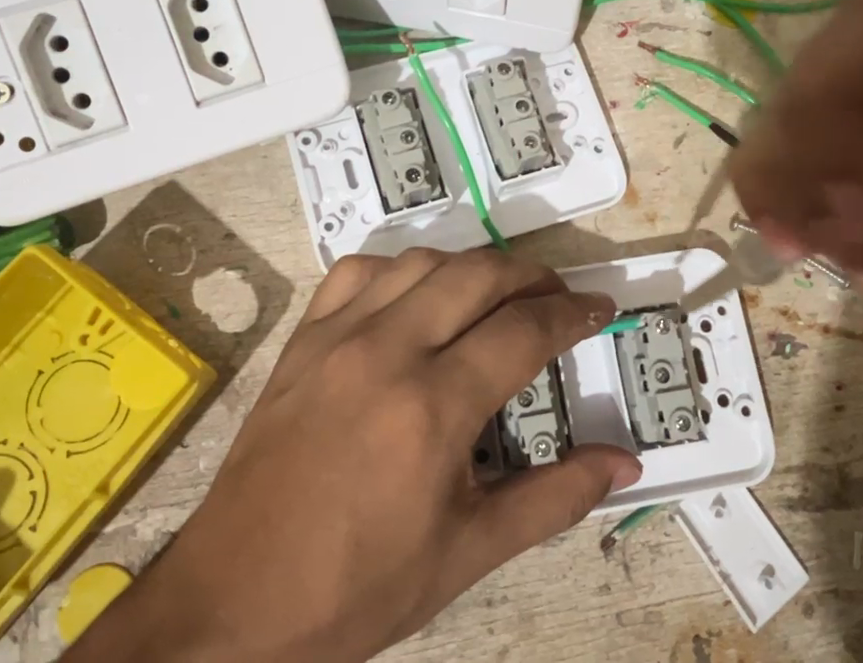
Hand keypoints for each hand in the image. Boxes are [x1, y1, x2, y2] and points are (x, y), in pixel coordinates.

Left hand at [68, 249, 639, 662]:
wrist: (237, 599)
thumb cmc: (360, 584)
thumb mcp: (468, 552)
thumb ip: (554, 498)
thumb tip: (625, 461)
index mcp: (433, 407)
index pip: (524, 331)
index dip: (574, 314)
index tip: (602, 309)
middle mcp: (386, 352)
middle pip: (477, 276)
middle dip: (531, 276)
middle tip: (559, 297)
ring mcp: (336, 339)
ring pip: (419, 263)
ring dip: (470, 267)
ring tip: (497, 293)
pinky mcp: (300, 343)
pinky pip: (355, 273)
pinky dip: (399, 270)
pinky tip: (414, 296)